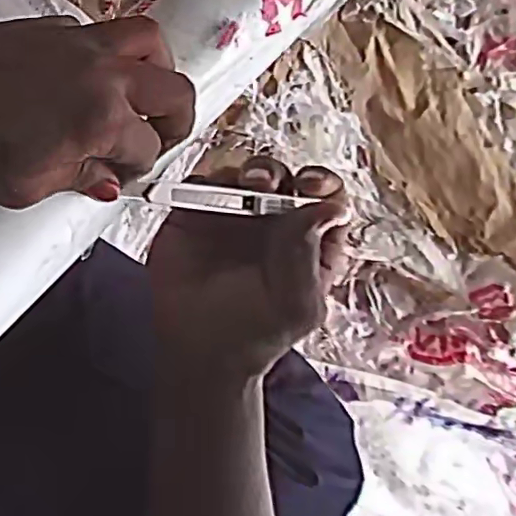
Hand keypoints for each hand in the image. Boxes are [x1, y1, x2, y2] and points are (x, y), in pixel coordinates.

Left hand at [0, 14, 196, 207]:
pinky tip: (85, 73)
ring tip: (142, 90)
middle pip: (172, 90)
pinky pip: (98, 30)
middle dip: (174, 120)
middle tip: (158, 135)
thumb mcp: (24, 186)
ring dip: (156, 68)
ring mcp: (76, 42)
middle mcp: (100, 73)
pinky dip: (108, 50)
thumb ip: (75, 181)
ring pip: (147, 41)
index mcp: (101, 118)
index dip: (136, 167)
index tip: (121, 171)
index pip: (146, 148)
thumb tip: (104, 179)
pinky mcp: (49, 26)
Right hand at [145, 157, 350, 380]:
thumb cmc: (254, 332)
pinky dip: (201, 181)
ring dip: (242, 171)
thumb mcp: (296, 302)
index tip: (311, 186)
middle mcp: (272, 222)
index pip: (324, 199)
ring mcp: (231, 215)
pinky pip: (197, 185)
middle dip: (276, 173)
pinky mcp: (191, 214)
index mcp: (310, 241)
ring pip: (240, 174)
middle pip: (282, 179)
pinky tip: (205, 195)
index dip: (321, 185)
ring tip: (241, 186)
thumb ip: (305, 254)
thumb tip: (324, 207)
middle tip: (264, 183)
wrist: (197, 344)